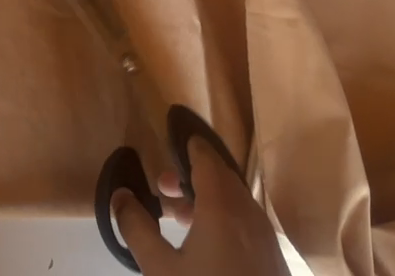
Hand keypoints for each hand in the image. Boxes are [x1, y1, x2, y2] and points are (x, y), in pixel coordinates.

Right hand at [113, 136, 290, 275]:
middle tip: (161, 188)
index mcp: (223, 208)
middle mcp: (249, 215)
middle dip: (189, 175)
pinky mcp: (273, 263)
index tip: (168, 133)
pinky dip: (222, 219)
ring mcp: (266, 240)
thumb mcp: (160, 270)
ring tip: (176, 218)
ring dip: (205, 199)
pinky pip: (245, 223)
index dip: (186, 143)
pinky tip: (203, 245)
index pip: (205, 157)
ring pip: (234, 202)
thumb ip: (136, 227)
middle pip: (220, 177)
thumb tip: (120, 194)